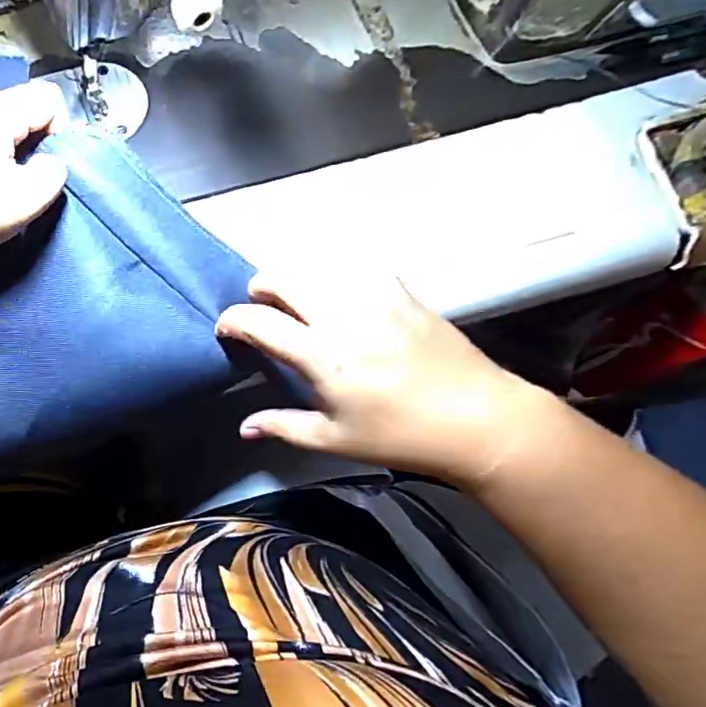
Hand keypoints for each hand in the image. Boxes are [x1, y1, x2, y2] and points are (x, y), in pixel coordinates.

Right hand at [215, 270, 567, 489]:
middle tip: (260, 304)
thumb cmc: (400, 437)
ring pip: (324, 266)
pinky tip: (340, 287)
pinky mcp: (406, 295)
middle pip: (289, 278)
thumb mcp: (336, 440)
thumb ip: (285, 427)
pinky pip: (363, 268)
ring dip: (299, 275)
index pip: (262, 323)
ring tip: (296, 294)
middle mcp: (346, 319)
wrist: (477, 420)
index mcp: (324, 357)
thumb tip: (245, 427)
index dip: (234, 320)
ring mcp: (379, 301)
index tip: (227, 328)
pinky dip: (341, 271)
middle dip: (263, 285)